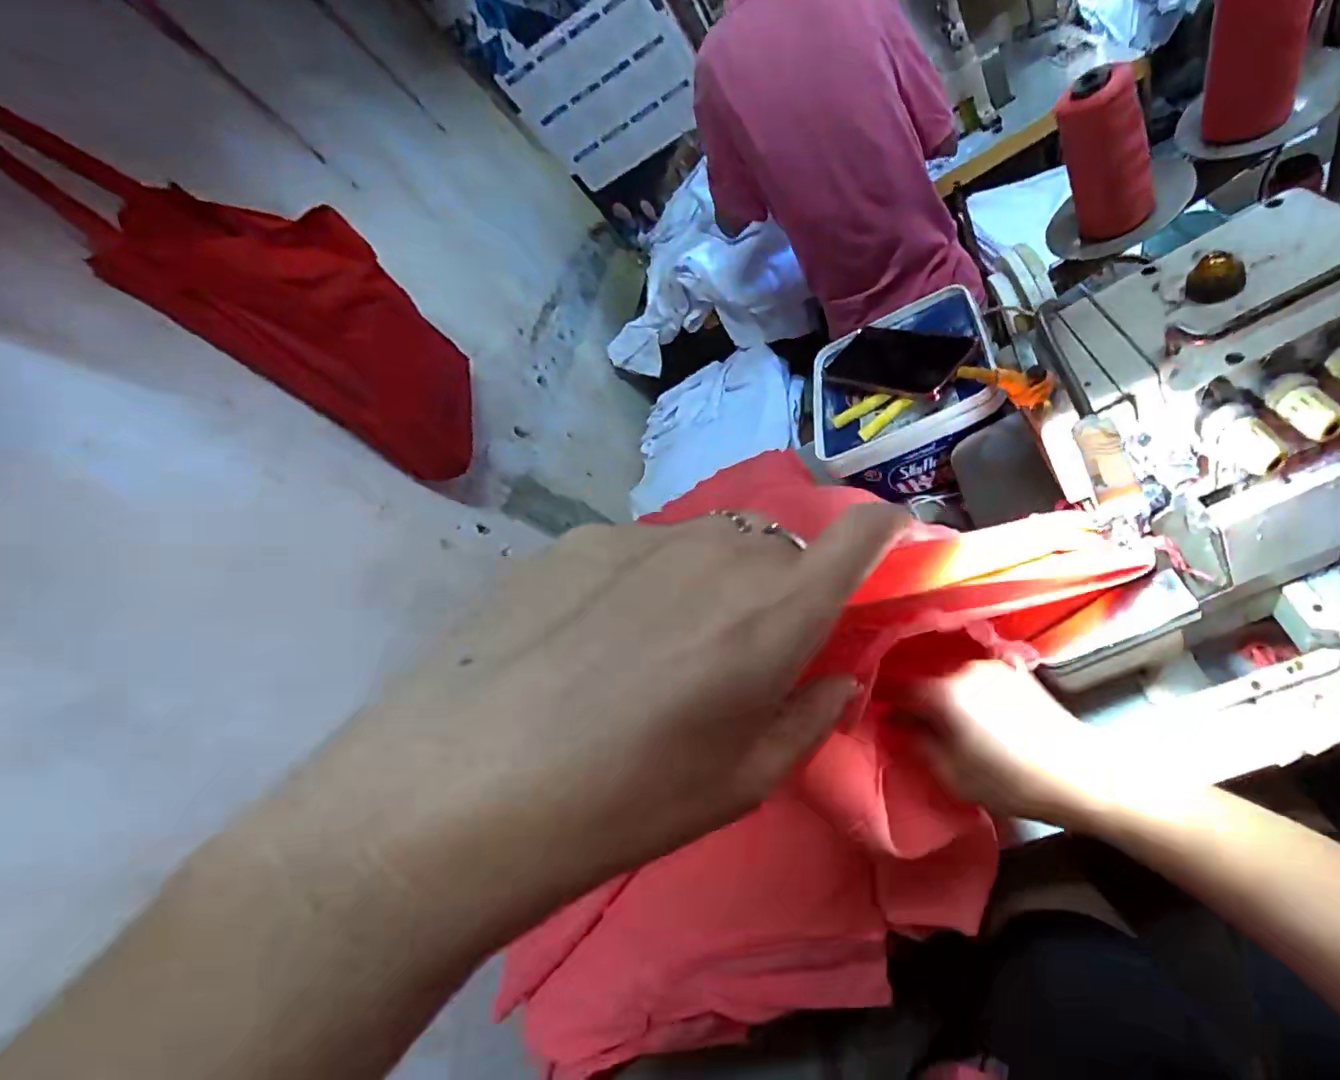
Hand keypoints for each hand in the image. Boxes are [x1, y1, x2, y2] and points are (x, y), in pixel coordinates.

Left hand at [250, 506, 905, 925]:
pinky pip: (649, 549)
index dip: (886, 528)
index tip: (891, 540)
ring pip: (718, 544)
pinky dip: (655, 580)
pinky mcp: (578, 540)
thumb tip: (836, 679)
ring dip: (723, 581)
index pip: (859, 534)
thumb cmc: (625, 803)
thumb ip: (811, 716)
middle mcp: (723, 556)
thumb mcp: (745, 781)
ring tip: (670, 644)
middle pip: (785, 550)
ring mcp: (645, 538)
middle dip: (790, 588)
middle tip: (753, 648)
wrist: (445, 802)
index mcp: (776, 613)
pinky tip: (598, 638)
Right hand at [902, 660, 1144, 830]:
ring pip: (958, 679)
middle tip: (920, 729)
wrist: (1077, 771)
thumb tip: (898, 727)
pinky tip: (984, 717)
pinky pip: (982, 679)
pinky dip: (975, 693)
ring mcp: (996, 667)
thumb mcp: (954, 775)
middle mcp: (967, 670)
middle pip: (931, 682)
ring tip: (956, 728)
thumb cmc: (1011, 781)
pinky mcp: (1018, 672)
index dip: (889, 705)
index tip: (885, 720)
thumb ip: (918, 746)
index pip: (901, 690)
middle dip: (922, 702)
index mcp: (945, 693)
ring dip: (951, 697)